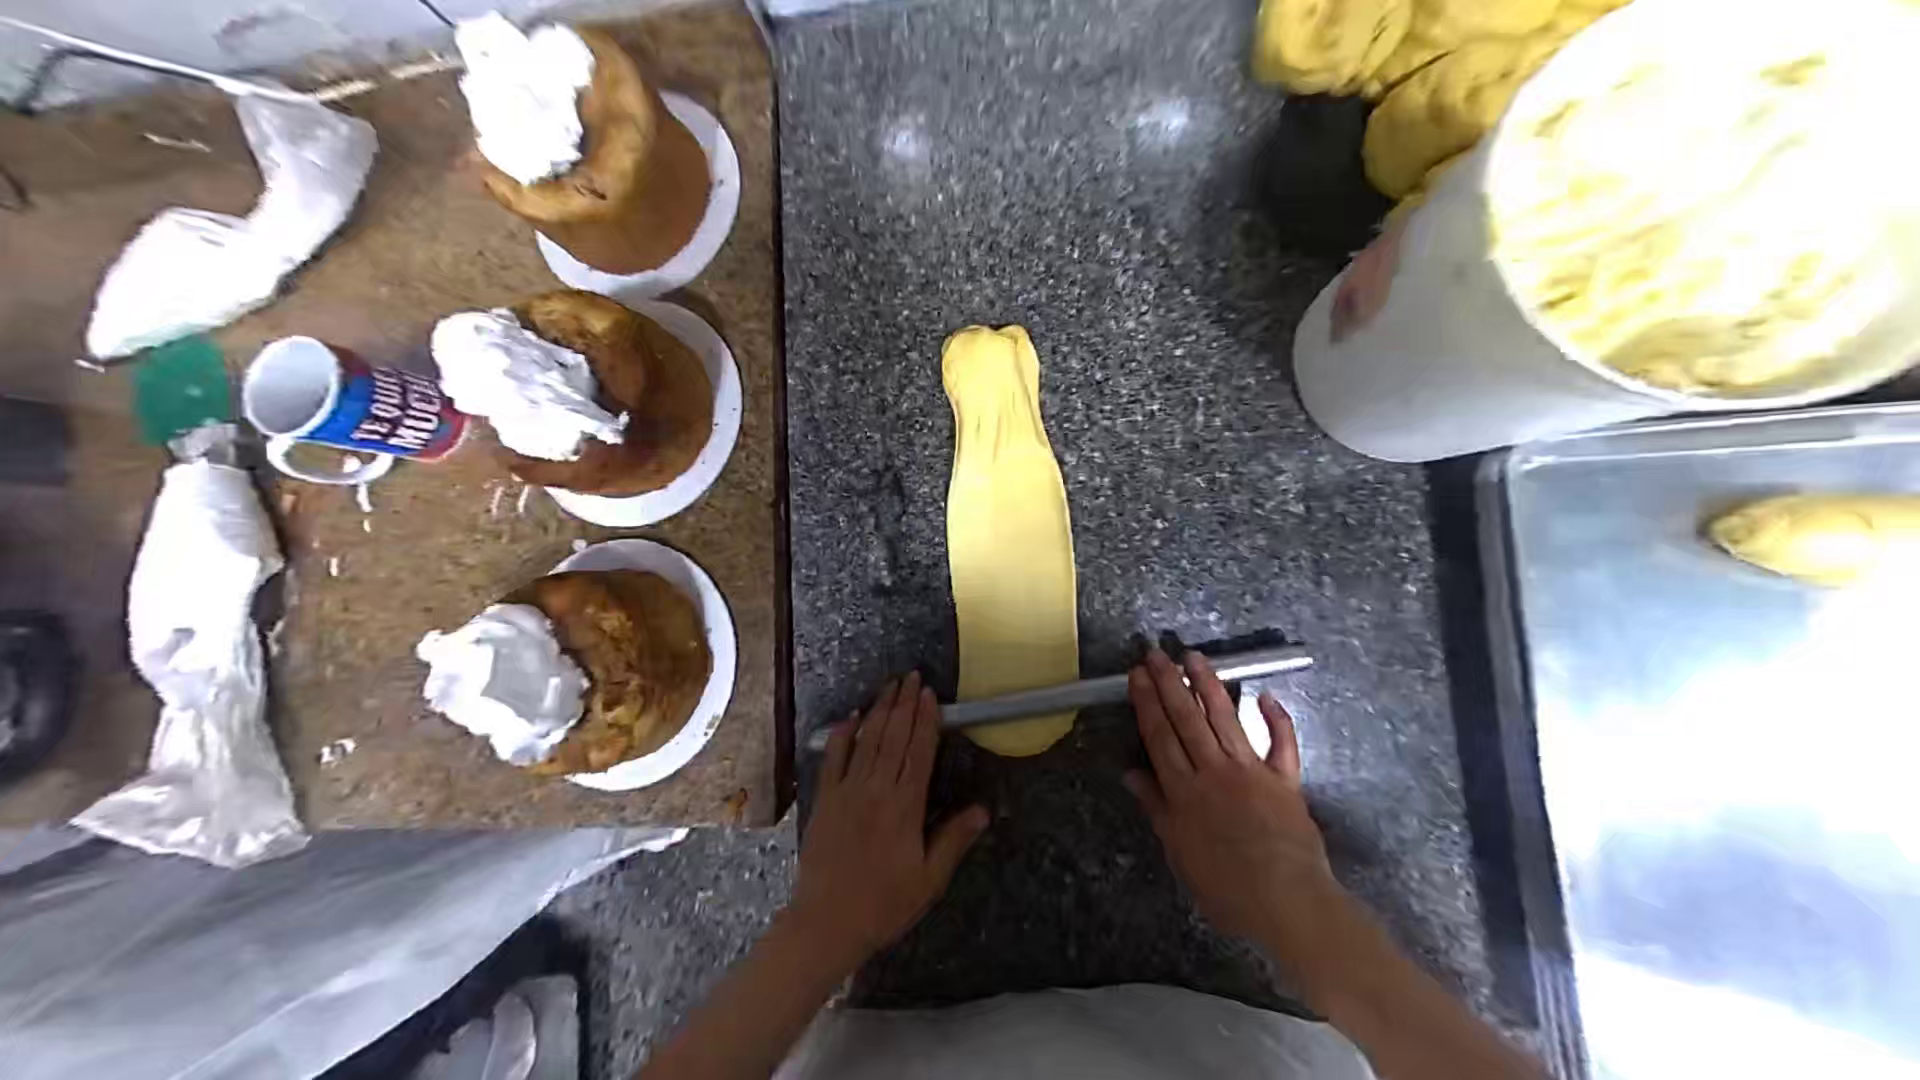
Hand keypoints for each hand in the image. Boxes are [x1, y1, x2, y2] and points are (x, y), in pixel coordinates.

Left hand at [788, 672, 989, 970]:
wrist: (826, 923)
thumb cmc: (884, 903)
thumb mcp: (929, 879)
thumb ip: (954, 839)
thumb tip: (982, 809)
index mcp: (905, 806)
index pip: (920, 752)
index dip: (926, 720)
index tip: (930, 694)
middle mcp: (876, 790)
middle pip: (894, 737)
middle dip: (904, 704)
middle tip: (912, 676)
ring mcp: (847, 791)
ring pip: (867, 740)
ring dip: (879, 710)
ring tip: (890, 685)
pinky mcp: (824, 799)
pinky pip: (833, 758)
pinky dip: (842, 734)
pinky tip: (851, 716)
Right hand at [1125, 648, 1334, 941]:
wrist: (1288, 904)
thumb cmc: (1225, 887)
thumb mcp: (1178, 852)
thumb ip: (1156, 808)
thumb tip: (1131, 773)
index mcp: (1185, 790)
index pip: (1159, 735)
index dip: (1146, 702)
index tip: (1136, 675)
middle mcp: (1214, 771)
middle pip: (1187, 718)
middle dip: (1169, 682)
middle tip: (1156, 653)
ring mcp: (1252, 771)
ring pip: (1225, 718)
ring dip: (1208, 685)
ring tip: (1194, 657)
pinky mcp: (1285, 780)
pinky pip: (1282, 743)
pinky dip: (1276, 718)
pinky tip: (1265, 695)